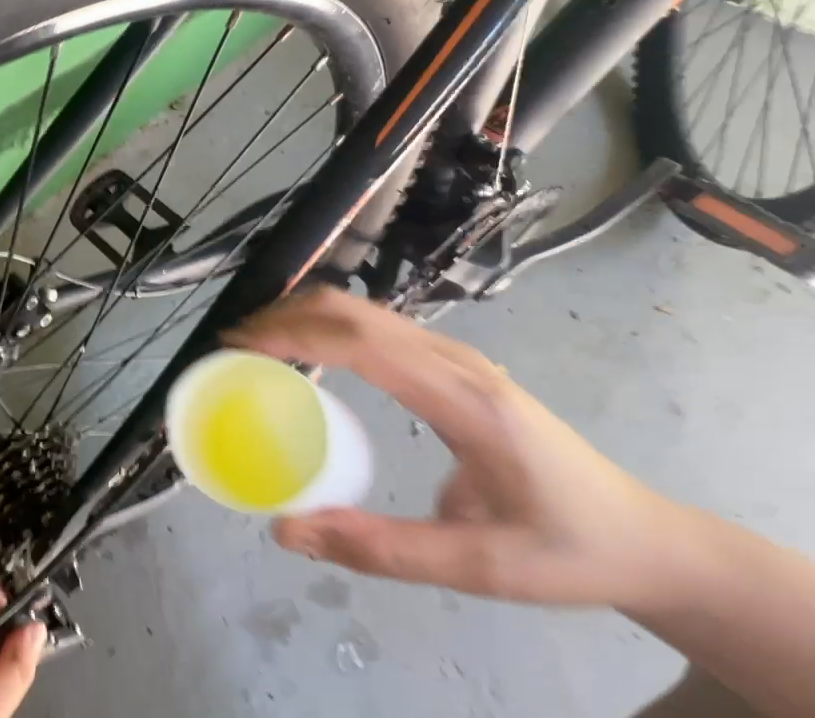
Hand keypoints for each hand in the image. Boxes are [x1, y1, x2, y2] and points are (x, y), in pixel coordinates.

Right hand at [222, 287, 681, 609]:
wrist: (647, 540)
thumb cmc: (567, 551)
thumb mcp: (478, 569)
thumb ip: (381, 550)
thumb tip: (284, 530)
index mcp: (468, 403)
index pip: (365, 344)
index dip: (293, 335)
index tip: (236, 346)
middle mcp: (462, 365)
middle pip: (357, 310)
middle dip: (285, 314)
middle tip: (231, 345)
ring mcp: (462, 360)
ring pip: (366, 310)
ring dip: (303, 315)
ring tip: (254, 345)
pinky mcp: (456, 367)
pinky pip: (379, 328)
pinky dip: (328, 327)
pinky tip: (305, 354)